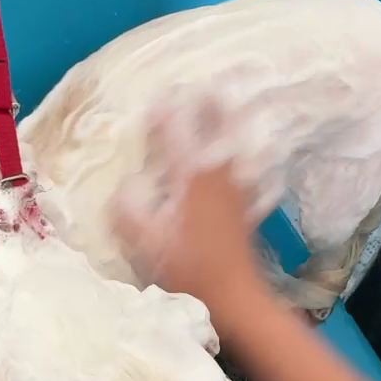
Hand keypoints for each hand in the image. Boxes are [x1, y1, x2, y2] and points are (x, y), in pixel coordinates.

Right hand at [113, 103, 270, 310]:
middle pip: (218, 123)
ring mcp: (239, 188)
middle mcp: (218, 173)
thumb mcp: (146, 243)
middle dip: (209, 100)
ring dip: (235, 120)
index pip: (176, 128)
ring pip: (241, 141)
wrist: (234, 297)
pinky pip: (256, 171)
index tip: (155, 99)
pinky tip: (255, 155)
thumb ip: (129, 210)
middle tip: (203, 83)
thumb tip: (124, 186)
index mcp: (191, 176)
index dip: (164, 110)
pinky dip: (254, 157)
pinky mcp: (250, 205)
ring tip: (233, 101)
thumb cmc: (188, 271)